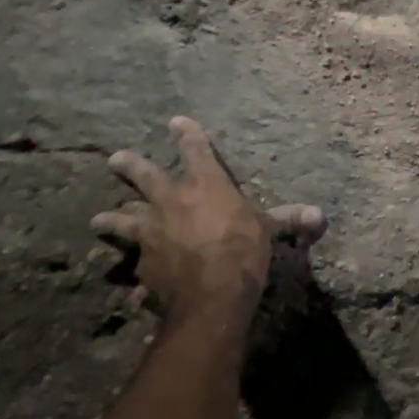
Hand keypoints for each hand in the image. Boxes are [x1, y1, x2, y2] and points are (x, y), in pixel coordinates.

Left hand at [93, 116, 326, 320]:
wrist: (210, 296)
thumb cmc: (243, 249)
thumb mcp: (269, 230)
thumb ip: (287, 219)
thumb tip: (320, 215)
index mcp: (204, 185)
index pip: (196, 150)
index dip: (187, 134)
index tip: (176, 121)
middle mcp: (171, 203)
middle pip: (145, 178)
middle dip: (130, 166)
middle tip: (115, 159)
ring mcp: (151, 236)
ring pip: (125, 221)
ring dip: (112, 220)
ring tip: (98, 220)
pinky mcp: (143, 268)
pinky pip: (138, 270)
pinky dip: (138, 276)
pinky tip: (134, 287)